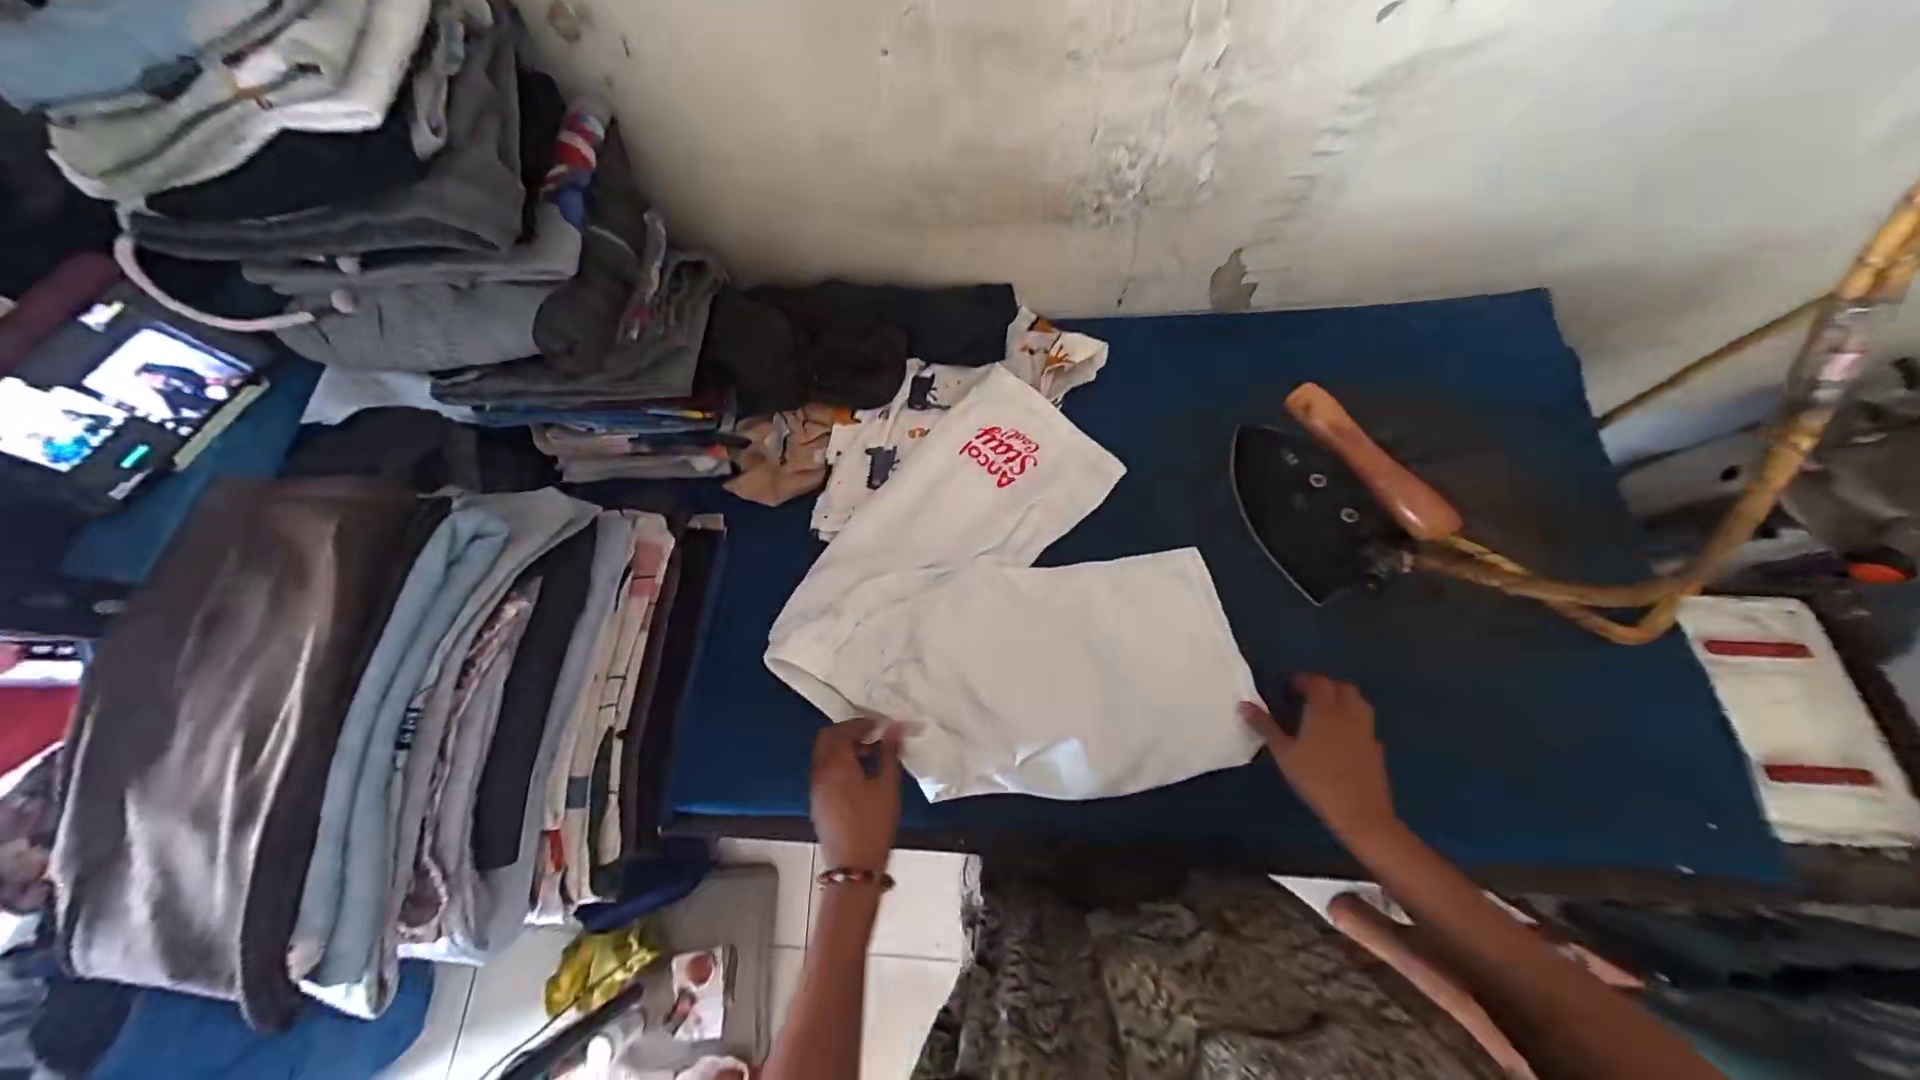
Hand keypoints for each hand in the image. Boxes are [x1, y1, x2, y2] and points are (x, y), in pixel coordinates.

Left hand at [809, 717, 903, 873]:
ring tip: (870, 755)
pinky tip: (859, 775)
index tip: (881, 726)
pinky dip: (838, 763)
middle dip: (849, 731)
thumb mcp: (888, 785)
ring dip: (843, 747)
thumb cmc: (874, 823)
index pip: (843, 730)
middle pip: (827, 738)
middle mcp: (820, 772)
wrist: (854, 866)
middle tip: (872, 735)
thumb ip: (889, 752)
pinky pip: (824, 770)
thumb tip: (895, 727)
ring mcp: (816, 788)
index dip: (862, 723)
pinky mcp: (817, 802)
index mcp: (835, 764)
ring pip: (824, 754)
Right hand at [1241, 674, 1398, 841]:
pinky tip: (1341, 738)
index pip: (1318, 682)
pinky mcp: (1376, 749)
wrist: (1360, 812)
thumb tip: (1244, 705)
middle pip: (1343, 687)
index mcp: (1325, 711)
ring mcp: (1366, 732)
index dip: (1304, 680)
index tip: (1290, 685)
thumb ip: (1265, 726)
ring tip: (1325, 713)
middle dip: (1326, 686)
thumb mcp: (1283, 753)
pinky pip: (1365, 725)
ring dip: (1343, 700)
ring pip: (1359, 703)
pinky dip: (1353, 722)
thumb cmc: (1316, 778)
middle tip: (1307, 697)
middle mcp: (1349, 715)